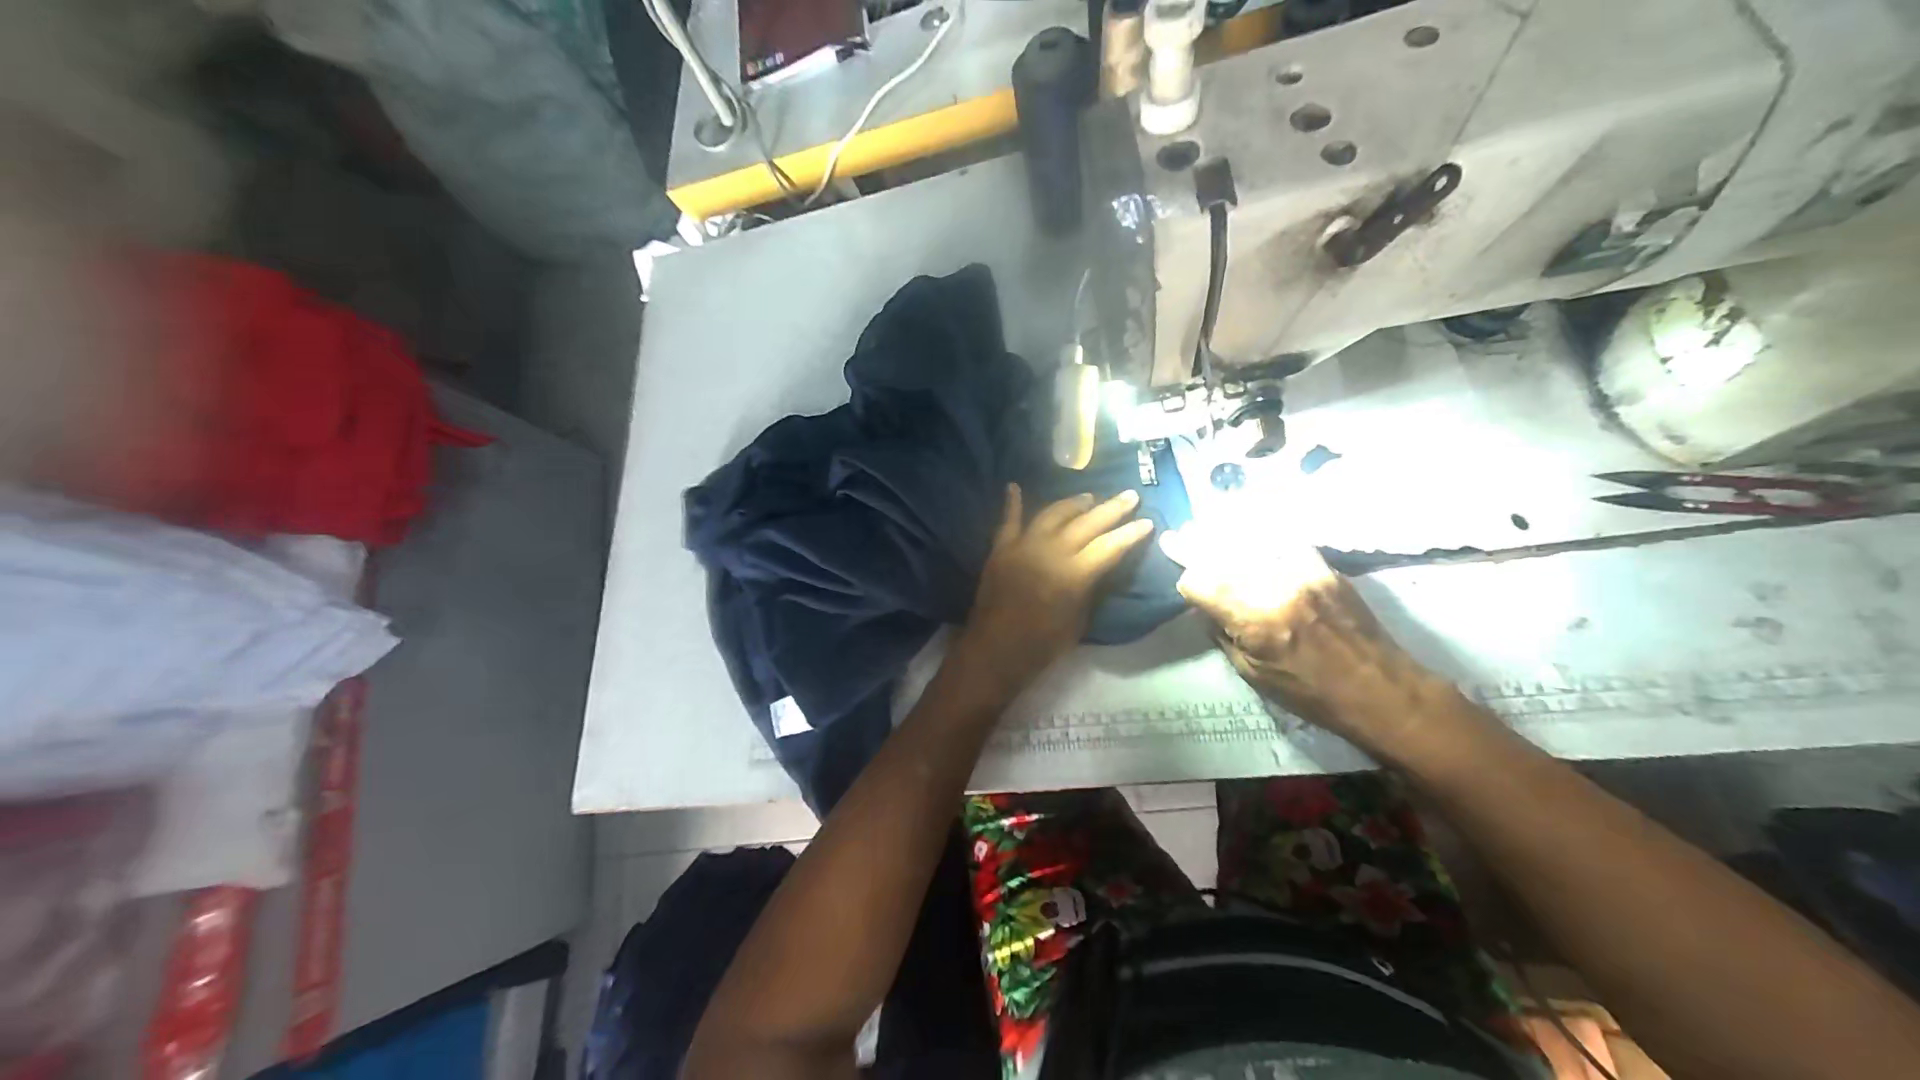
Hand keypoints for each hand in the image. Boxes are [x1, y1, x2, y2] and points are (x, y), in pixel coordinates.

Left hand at [950, 485, 1155, 699]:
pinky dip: (1012, 503)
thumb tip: (1100, 568)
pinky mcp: (1000, 550)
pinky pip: (1008, 521)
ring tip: (1088, 497)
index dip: (1131, 534)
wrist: (994, 652)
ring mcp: (1023, 546)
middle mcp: (1050, 552)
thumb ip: (1090, 589)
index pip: (1110, 546)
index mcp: (1074, 574)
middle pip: (1086, 523)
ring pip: (1051, 515)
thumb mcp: (1078, 621)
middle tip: (1129, 496)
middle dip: (1111, 509)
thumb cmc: (1041, 646)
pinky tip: (1013, 486)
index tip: (1147, 522)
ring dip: (1072, 504)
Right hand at [1159, 515, 1459, 756]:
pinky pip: (1283, 539)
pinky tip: (1250, 531)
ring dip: (1224, 534)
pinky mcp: (1323, 566)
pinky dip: (1262, 535)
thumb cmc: (1311, 694)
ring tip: (1206, 527)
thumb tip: (1203, 608)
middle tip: (1177, 538)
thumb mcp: (1252, 673)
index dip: (1187, 584)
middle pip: (1221, 553)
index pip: (1200, 582)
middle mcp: (1275, 586)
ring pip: (1251, 538)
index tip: (1183, 583)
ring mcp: (1302, 571)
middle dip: (1195, 546)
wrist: (1380, 688)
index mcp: (1253, 619)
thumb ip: (1222, 634)